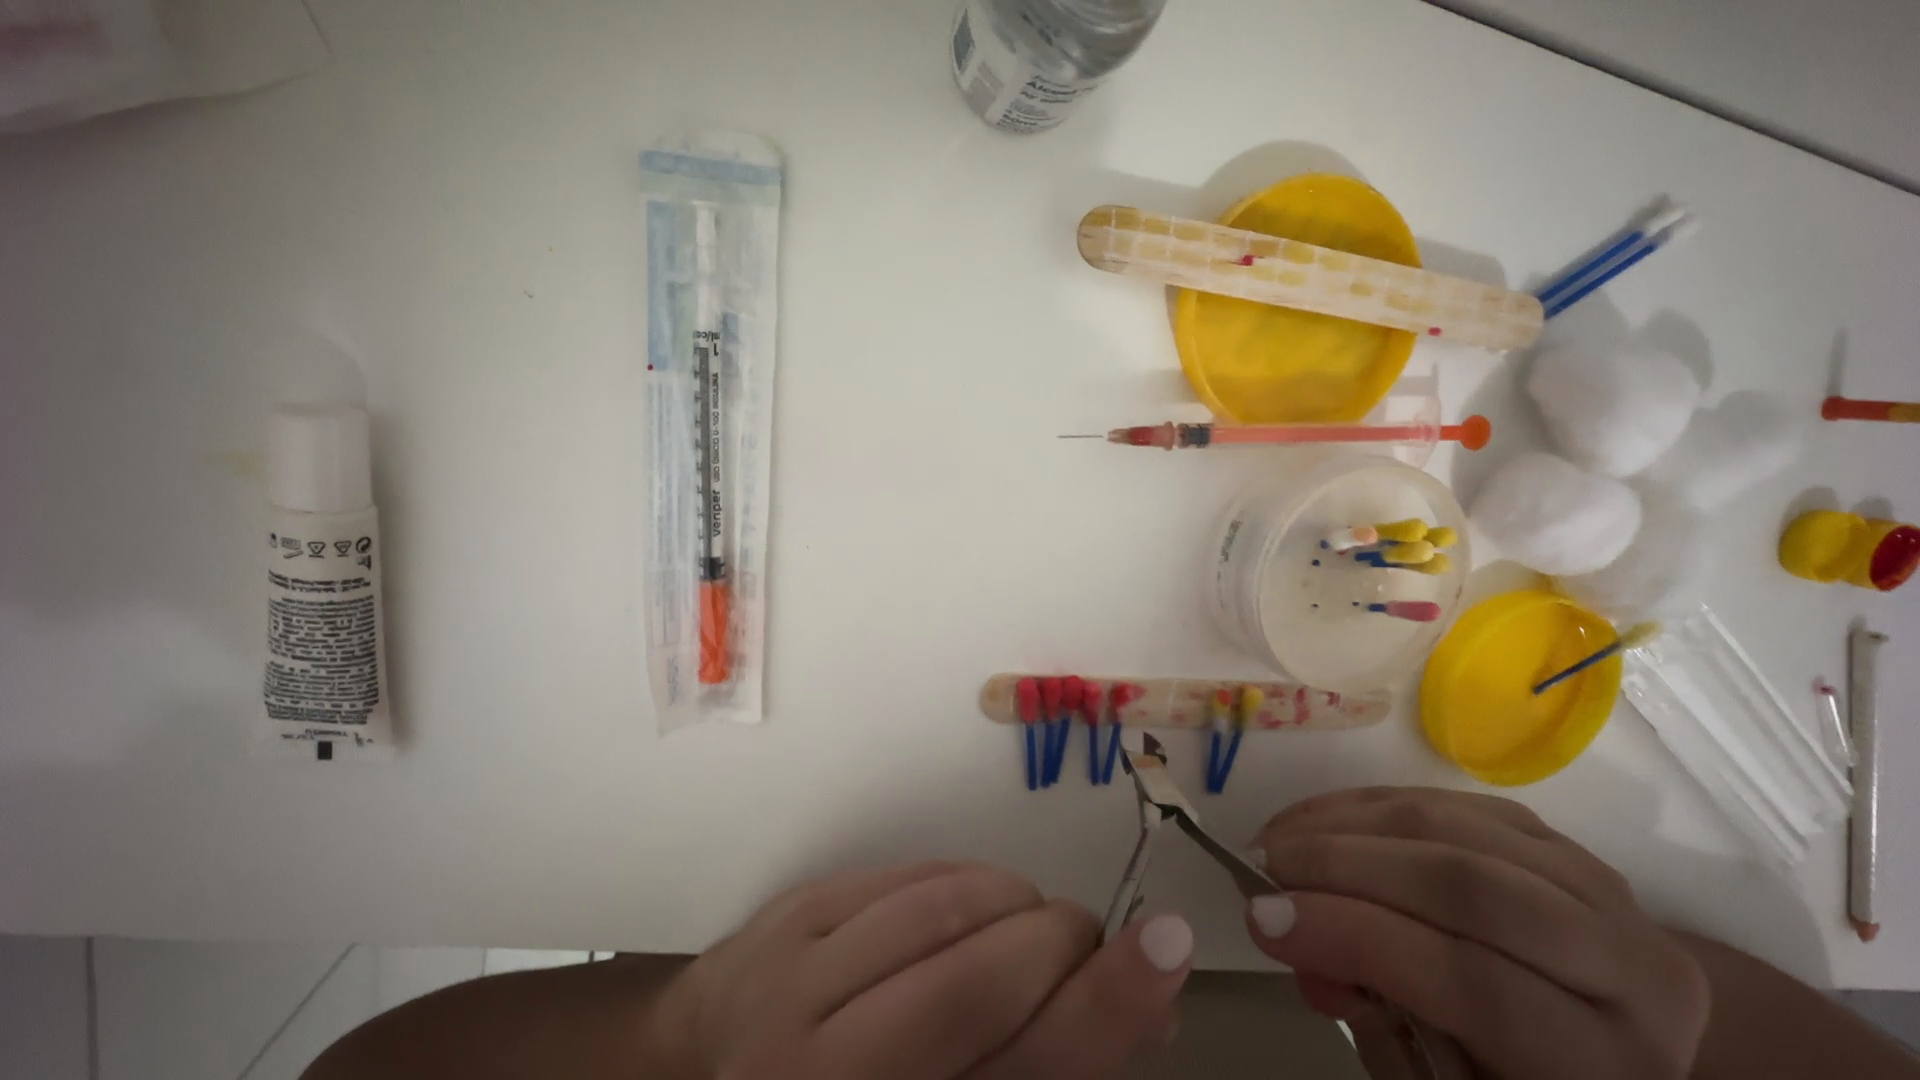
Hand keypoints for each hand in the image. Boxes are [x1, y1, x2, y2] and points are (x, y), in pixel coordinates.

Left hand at [649, 861, 1193, 1079]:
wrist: (718, 1068)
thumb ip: (1050, 1054)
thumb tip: (1149, 993)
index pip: (1027, 1068)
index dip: (1107, 1005)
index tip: (1166, 944)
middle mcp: (836, 1073)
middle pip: (979, 985)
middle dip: (1061, 943)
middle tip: (1085, 939)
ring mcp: (794, 990)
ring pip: (939, 915)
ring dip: (1015, 902)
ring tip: (1030, 919)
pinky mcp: (784, 921)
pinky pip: (900, 879)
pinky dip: (962, 881)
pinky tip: (973, 903)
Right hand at [1241, 788, 1708, 1079]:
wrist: (1610, 1038)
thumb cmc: (1513, 1078)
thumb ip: (1374, 1020)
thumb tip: (1294, 936)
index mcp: (1608, 1061)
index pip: (1474, 981)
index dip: (1357, 938)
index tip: (1262, 918)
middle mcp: (1628, 965)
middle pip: (1466, 885)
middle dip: (1340, 866)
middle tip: (1258, 867)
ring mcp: (1599, 886)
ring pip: (1454, 826)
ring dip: (1343, 823)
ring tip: (1275, 840)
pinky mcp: (1558, 839)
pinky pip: (1449, 802)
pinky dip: (1369, 804)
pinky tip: (1316, 820)